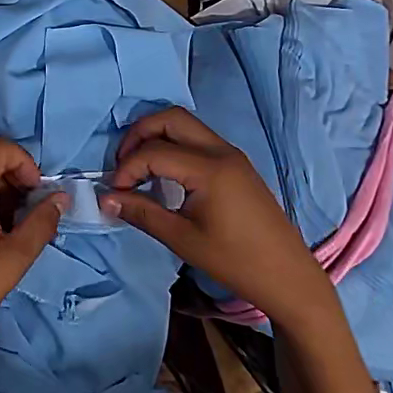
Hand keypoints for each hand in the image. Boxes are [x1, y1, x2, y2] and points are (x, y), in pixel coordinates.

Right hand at [104, 107, 337, 329]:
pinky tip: (163, 174)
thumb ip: (142, 212)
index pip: (154, 152)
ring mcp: (232, 154)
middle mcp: (221, 150)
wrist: (287, 275)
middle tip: (122, 164)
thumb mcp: (182, 239)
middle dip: (139, 134)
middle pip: (171, 118)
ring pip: (186, 124)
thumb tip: (105, 198)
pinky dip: (174, 144)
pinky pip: (198, 138)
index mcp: (209, 169)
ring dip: (156, 136)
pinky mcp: (236, 163)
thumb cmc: (234, 260)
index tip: (115, 193)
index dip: (127, 169)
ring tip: (138, 168)